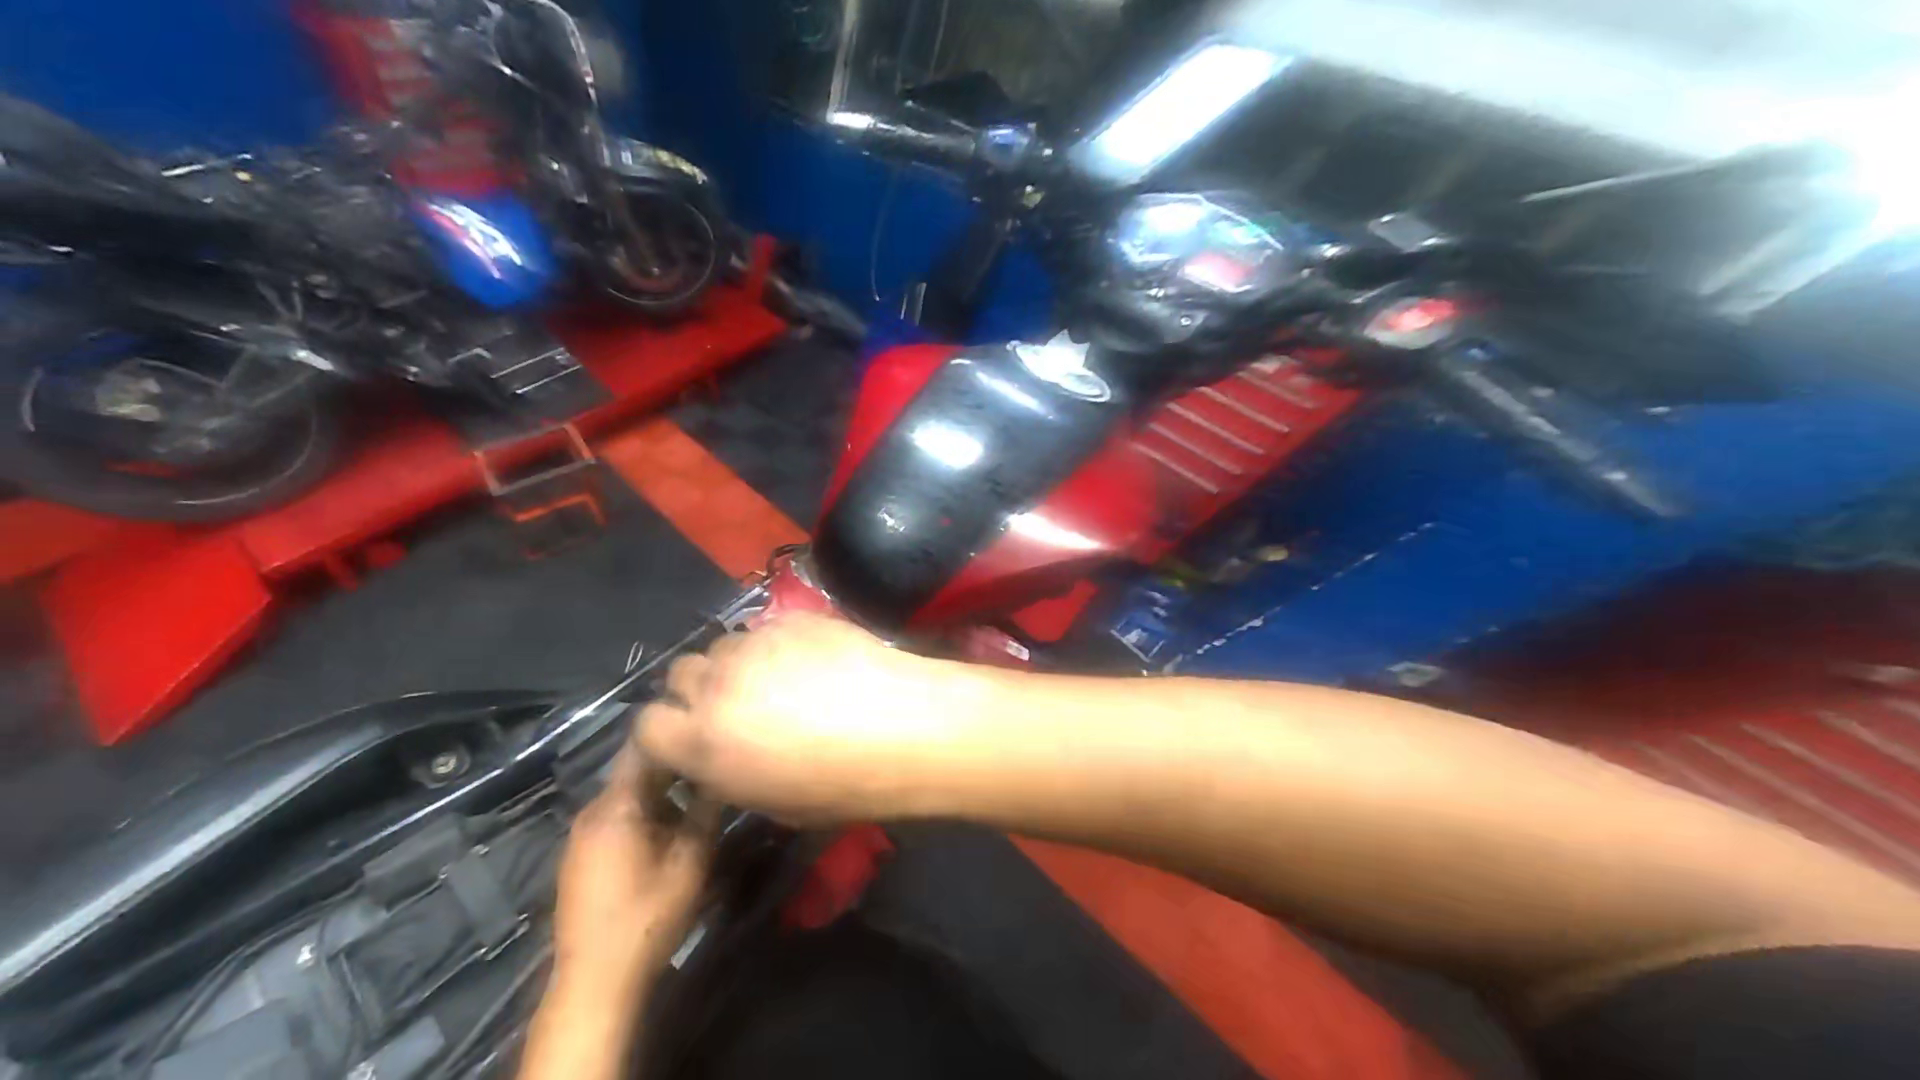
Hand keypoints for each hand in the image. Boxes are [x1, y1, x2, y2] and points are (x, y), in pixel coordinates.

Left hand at [551, 742, 712, 999]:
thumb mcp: (691, 858)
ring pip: (628, 797)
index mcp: (615, 805)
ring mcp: (580, 837)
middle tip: (711, 768)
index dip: (675, 734)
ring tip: (696, 801)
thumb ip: (707, 809)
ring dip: (660, 794)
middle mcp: (591, 811)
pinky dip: (644, 815)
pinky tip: (669, 834)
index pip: (643, 747)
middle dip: (673, 768)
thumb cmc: (648, 913)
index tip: (706, 728)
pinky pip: (616, 819)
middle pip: (635, 773)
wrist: (595, 980)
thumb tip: (721, 772)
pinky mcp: (580, 858)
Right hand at [634, 614, 975, 823]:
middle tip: (737, 706)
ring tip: (776, 679)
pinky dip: (773, 644)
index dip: (668, 733)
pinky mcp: (789, 618)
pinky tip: (808, 659)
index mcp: (703, 741)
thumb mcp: (774, 804)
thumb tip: (721, 756)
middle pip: (680, 676)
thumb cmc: (844, 784)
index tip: (693, 738)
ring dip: (736, 664)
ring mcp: (753, 645)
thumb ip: (729, 773)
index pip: (648, 726)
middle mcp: (716, 686)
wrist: (904, 727)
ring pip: (722, 647)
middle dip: (699, 692)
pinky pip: (763, 627)